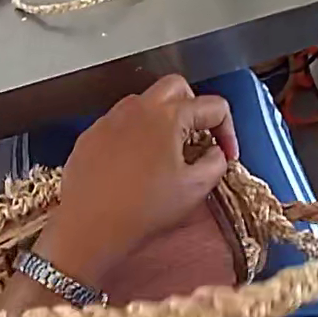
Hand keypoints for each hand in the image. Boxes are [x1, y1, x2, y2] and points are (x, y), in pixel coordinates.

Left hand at [35, 75, 237, 286]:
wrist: (89, 228)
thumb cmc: (143, 209)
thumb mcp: (196, 189)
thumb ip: (217, 163)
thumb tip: (216, 153)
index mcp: (169, 116)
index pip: (213, 106)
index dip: (228, 131)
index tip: (226, 154)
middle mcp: (138, 107)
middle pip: (178, 88)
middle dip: (195, 108)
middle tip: (200, 139)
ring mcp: (110, 119)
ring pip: (146, 103)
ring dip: (164, 119)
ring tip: (168, 153)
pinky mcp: (91, 135)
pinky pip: (121, 123)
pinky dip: (137, 135)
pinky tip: (138, 165)